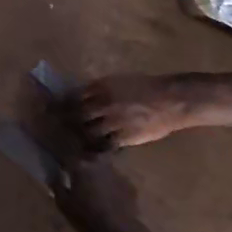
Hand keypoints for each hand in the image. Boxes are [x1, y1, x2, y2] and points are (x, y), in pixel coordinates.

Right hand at [49, 156, 142, 231]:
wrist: (118, 231)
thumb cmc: (86, 218)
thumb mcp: (64, 205)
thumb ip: (58, 187)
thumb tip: (55, 175)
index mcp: (81, 167)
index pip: (69, 159)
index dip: (66, 165)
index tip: (63, 171)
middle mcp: (99, 164)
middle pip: (90, 157)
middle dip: (85, 165)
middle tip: (81, 178)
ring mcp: (116, 172)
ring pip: (105, 167)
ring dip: (100, 174)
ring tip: (97, 189)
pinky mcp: (129, 184)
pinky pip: (116, 180)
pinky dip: (112, 186)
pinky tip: (111, 199)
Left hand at [74, 75, 200, 149]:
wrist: (171, 100)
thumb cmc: (149, 87)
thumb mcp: (121, 81)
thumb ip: (102, 89)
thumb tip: (84, 98)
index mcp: (103, 86)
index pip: (76, 96)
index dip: (66, 105)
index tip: (59, 110)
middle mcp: (104, 103)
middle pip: (79, 115)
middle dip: (70, 122)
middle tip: (63, 128)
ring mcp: (113, 121)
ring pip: (89, 132)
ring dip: (82, 136)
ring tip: (78, 141)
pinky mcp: (123, 137)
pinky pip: (105, 145)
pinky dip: (98, 148)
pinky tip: (94, 150)